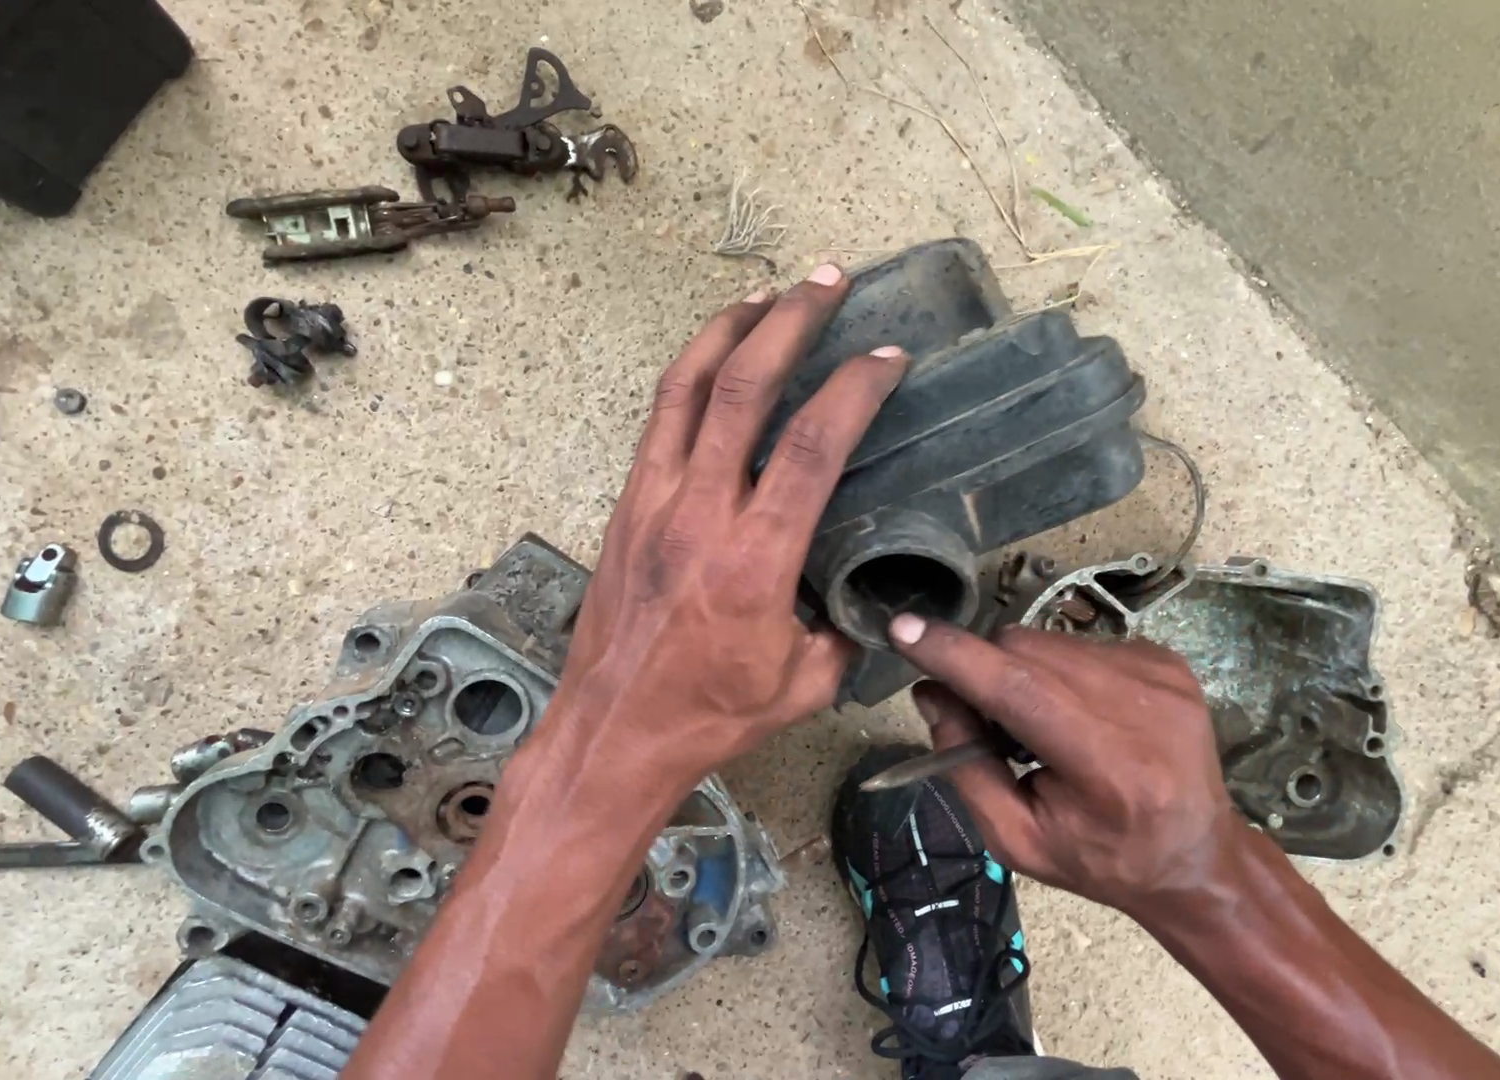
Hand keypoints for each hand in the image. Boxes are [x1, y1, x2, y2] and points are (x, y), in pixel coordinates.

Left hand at [536, 266, 909, 805]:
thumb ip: (841, 630)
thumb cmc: (707, 714)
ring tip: (765, 294)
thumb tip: (858, 595)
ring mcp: (653, 502)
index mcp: (755, 558)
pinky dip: (688, 373)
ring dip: (729, 329)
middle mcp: (700, 514)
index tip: (885, 359)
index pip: (813, 445)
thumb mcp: (803, 683)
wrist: (614, 730)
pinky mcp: (626, 505)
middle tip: (825, 280)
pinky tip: (712, 357)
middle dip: (789, 322)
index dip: (854, 389)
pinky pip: (657, 418)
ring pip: (686, 387)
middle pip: (743, 389)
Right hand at [889, 614, 1239, 912]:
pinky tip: (1073, 711)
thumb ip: (965, 767)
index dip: (956, 656)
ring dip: (1018, 670)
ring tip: (1038, 723)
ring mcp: (1160, 675)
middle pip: (1023, 651)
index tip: (903, 629)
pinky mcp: (1166, 659)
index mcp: (1109, 766)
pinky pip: (1074, 642)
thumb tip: (930, 692)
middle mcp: (1142, 707)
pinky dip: (1053, 669)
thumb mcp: (1016, 840)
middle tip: (987, 721)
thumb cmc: (1100, 858)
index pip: (1018, 689)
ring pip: (1044, 640)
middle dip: (983, 671)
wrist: (1197, 856)